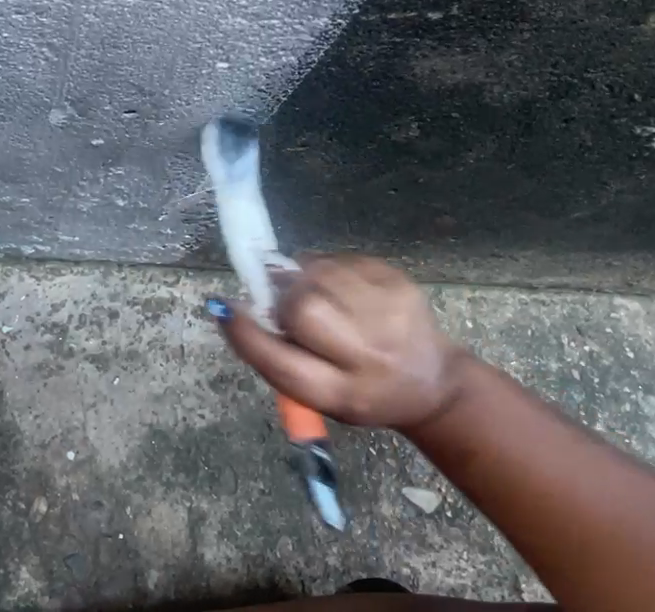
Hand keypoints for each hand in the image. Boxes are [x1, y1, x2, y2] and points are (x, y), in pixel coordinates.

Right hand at [213, 257, 464, 429]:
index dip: (245, 333)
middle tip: (285, 306)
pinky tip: (337, 288)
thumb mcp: (318, 393)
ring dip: (302, 280)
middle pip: (303, 309)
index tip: (222, 307)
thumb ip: (276, 356)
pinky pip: (339, 260)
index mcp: (342, 395)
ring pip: (318, 275)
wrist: (431, 382)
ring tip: (314, 294)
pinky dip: (325, 269)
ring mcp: (390, 315)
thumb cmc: (361, 391)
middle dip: (283, 300)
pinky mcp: (399, 282)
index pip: (280, 362)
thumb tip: (232, 306)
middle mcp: (370, 358)